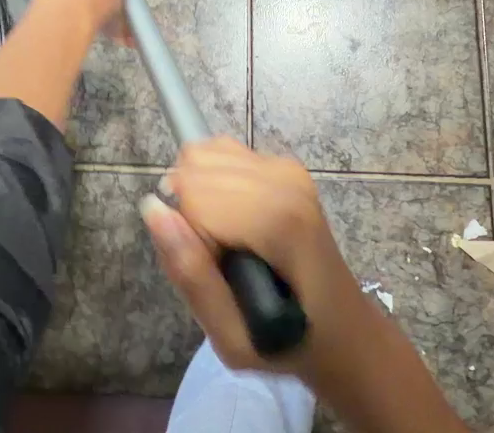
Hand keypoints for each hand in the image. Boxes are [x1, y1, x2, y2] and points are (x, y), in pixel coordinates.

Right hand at [141, 139, 364, 373]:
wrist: (340, 329)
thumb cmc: (285, 342)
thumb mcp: (230, 338)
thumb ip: (190, 273)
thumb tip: (153, 208)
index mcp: (277, 221)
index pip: (193, 192)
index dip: (187, 234)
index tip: (211, 269)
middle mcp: (285, 181)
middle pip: (196, 164)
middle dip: (190, 210)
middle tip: (216, 256)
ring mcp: (288, 168)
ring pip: (205, 153)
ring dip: (200, 193)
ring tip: (224, 236)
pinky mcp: (286, 164)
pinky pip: (223, 152)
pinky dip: (215, 182)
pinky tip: (234, 218)